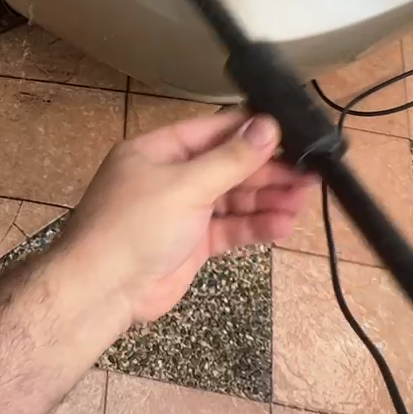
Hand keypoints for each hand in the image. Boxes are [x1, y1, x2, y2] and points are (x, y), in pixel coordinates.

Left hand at [56, 112, 312, 325]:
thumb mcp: (184, 186)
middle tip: (309, 173)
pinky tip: (283, 225)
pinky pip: (228, 228)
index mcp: (155, 151)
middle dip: (266, 170)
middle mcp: (167, 177)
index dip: (249, 131)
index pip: (210, 131)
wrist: (104, 287)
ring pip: (230, 199)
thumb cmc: (135, 225)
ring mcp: (179, 211)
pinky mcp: (190, 243)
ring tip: (303, 199)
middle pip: (225, 166)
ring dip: (265, 199)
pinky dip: (254, 226)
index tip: (291, 131)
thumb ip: (229, 159)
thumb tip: (266, 125)